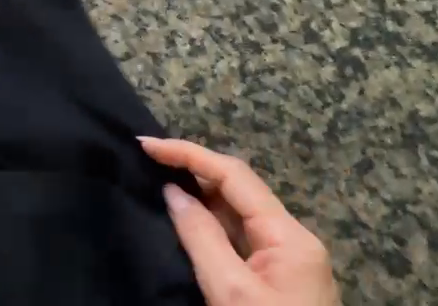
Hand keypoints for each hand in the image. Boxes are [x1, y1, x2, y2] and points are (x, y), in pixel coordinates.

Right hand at [140, 137, 339, 305]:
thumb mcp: (229, 291)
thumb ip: (199, 234)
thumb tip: (172, 191)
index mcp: (289, 236)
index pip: (233, 175)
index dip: (187, 153)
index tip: (144, 146)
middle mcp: (293, 240)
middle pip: (238, 187)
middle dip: (192, 167)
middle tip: (147, 160)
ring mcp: (289, 260)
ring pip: (238, 209)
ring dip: (199, 191)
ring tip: (158, 180)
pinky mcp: (279, 278)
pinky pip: (240, 232)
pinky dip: (209, 218)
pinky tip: (184, 216)